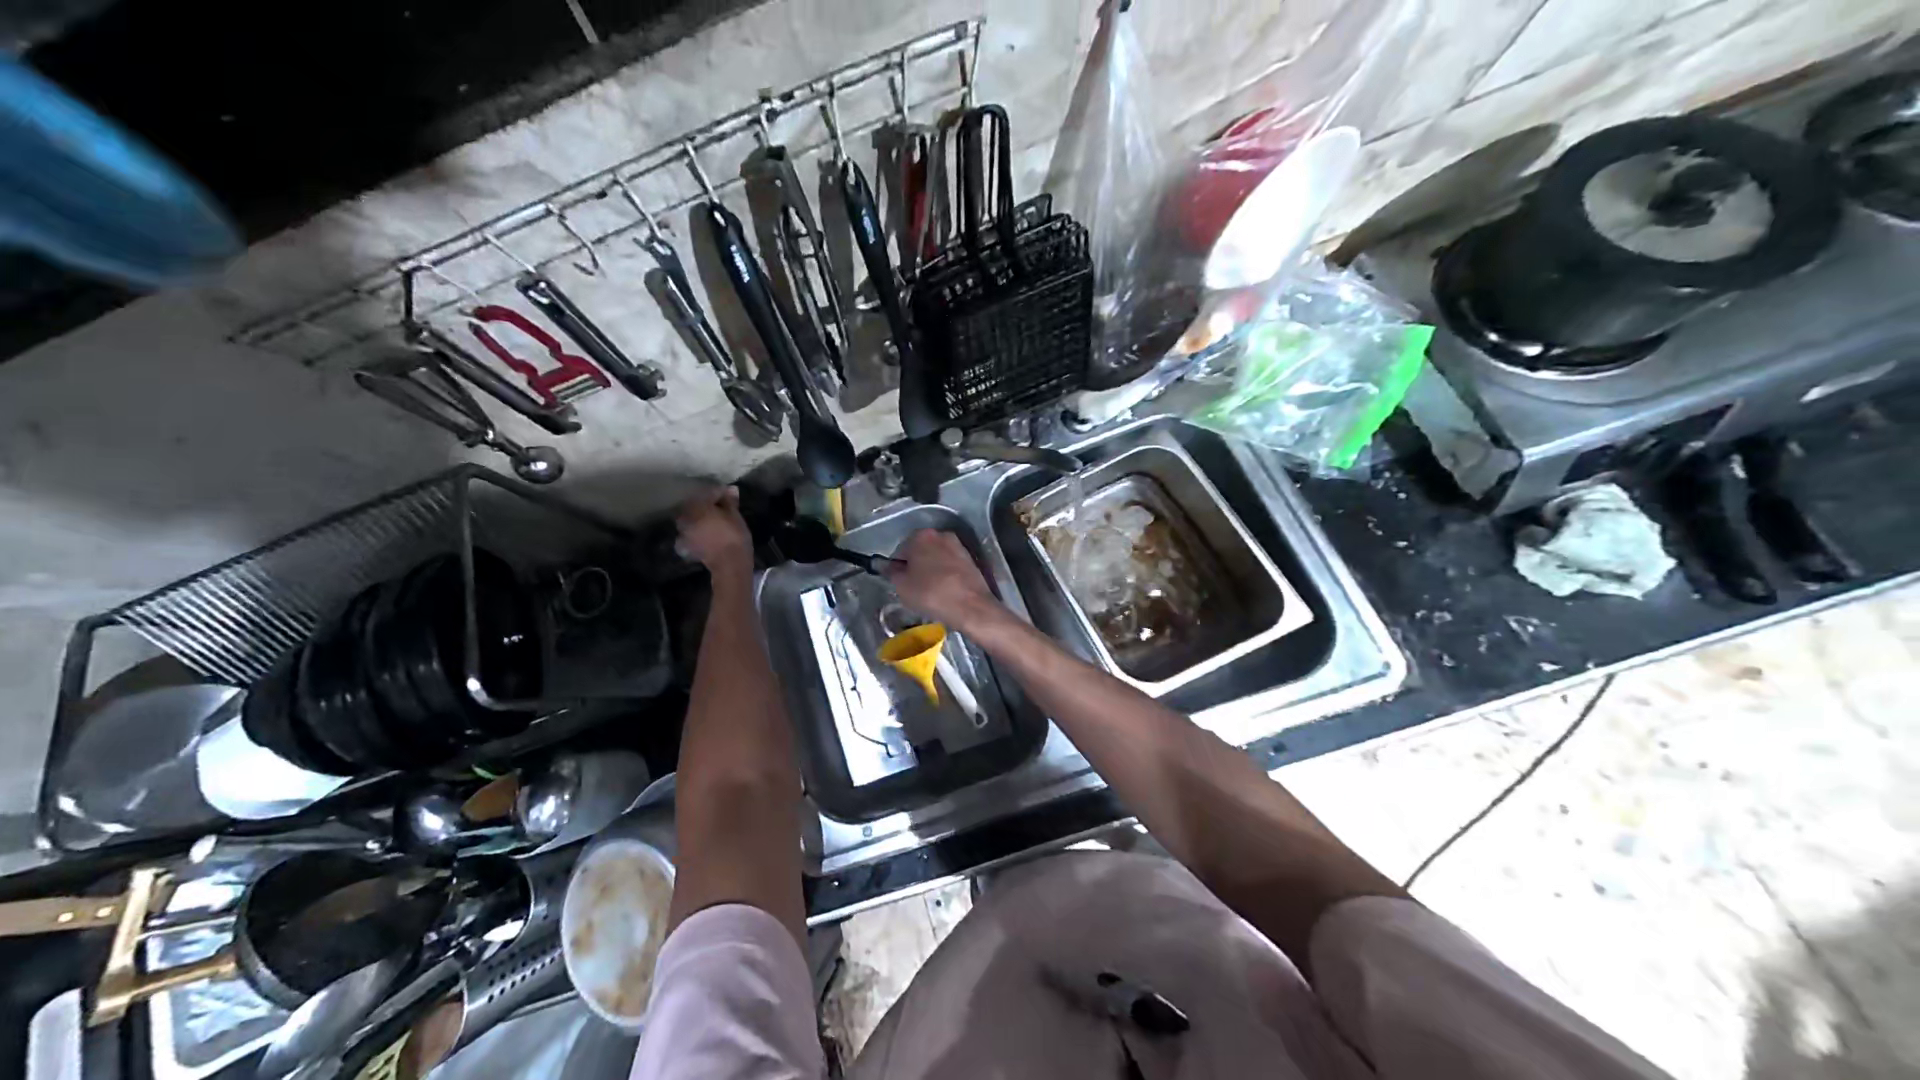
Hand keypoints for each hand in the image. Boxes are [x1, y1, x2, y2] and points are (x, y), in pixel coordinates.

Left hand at [676, 487, 752, 578]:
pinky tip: (702, 533)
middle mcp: (687, 516)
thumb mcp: (736, 516)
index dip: (720, 492)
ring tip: (710, 519)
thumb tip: (730, 489)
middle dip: (705, 504)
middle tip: (718, 506)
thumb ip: (730, 502)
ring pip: (689, 518)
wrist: (729, 564)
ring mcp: (684, 531)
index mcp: (699, 506)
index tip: (729, 495)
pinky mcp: (686, 544)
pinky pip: (688, 532)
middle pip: (695, 505)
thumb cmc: (734, 537)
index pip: (709, 493)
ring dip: (698, 517)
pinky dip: (694, 531)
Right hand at [885, 529, 1001, 631]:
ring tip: (930, 590)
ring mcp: (958, 545)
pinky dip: (945, 574)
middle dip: (916, 566)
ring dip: (931, 569)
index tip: (900, 583)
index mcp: (921, 535)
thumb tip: (889, 566)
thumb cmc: (931, 594)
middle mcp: (941, 534)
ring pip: (936, 557)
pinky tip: (944, 589)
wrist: (970, 606)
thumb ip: (891, 572)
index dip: (897, 567)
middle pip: (920, 551)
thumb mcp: (902, 586)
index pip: (901, 550)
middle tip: (913, 587)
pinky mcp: (970, 559)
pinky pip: (950, 565)